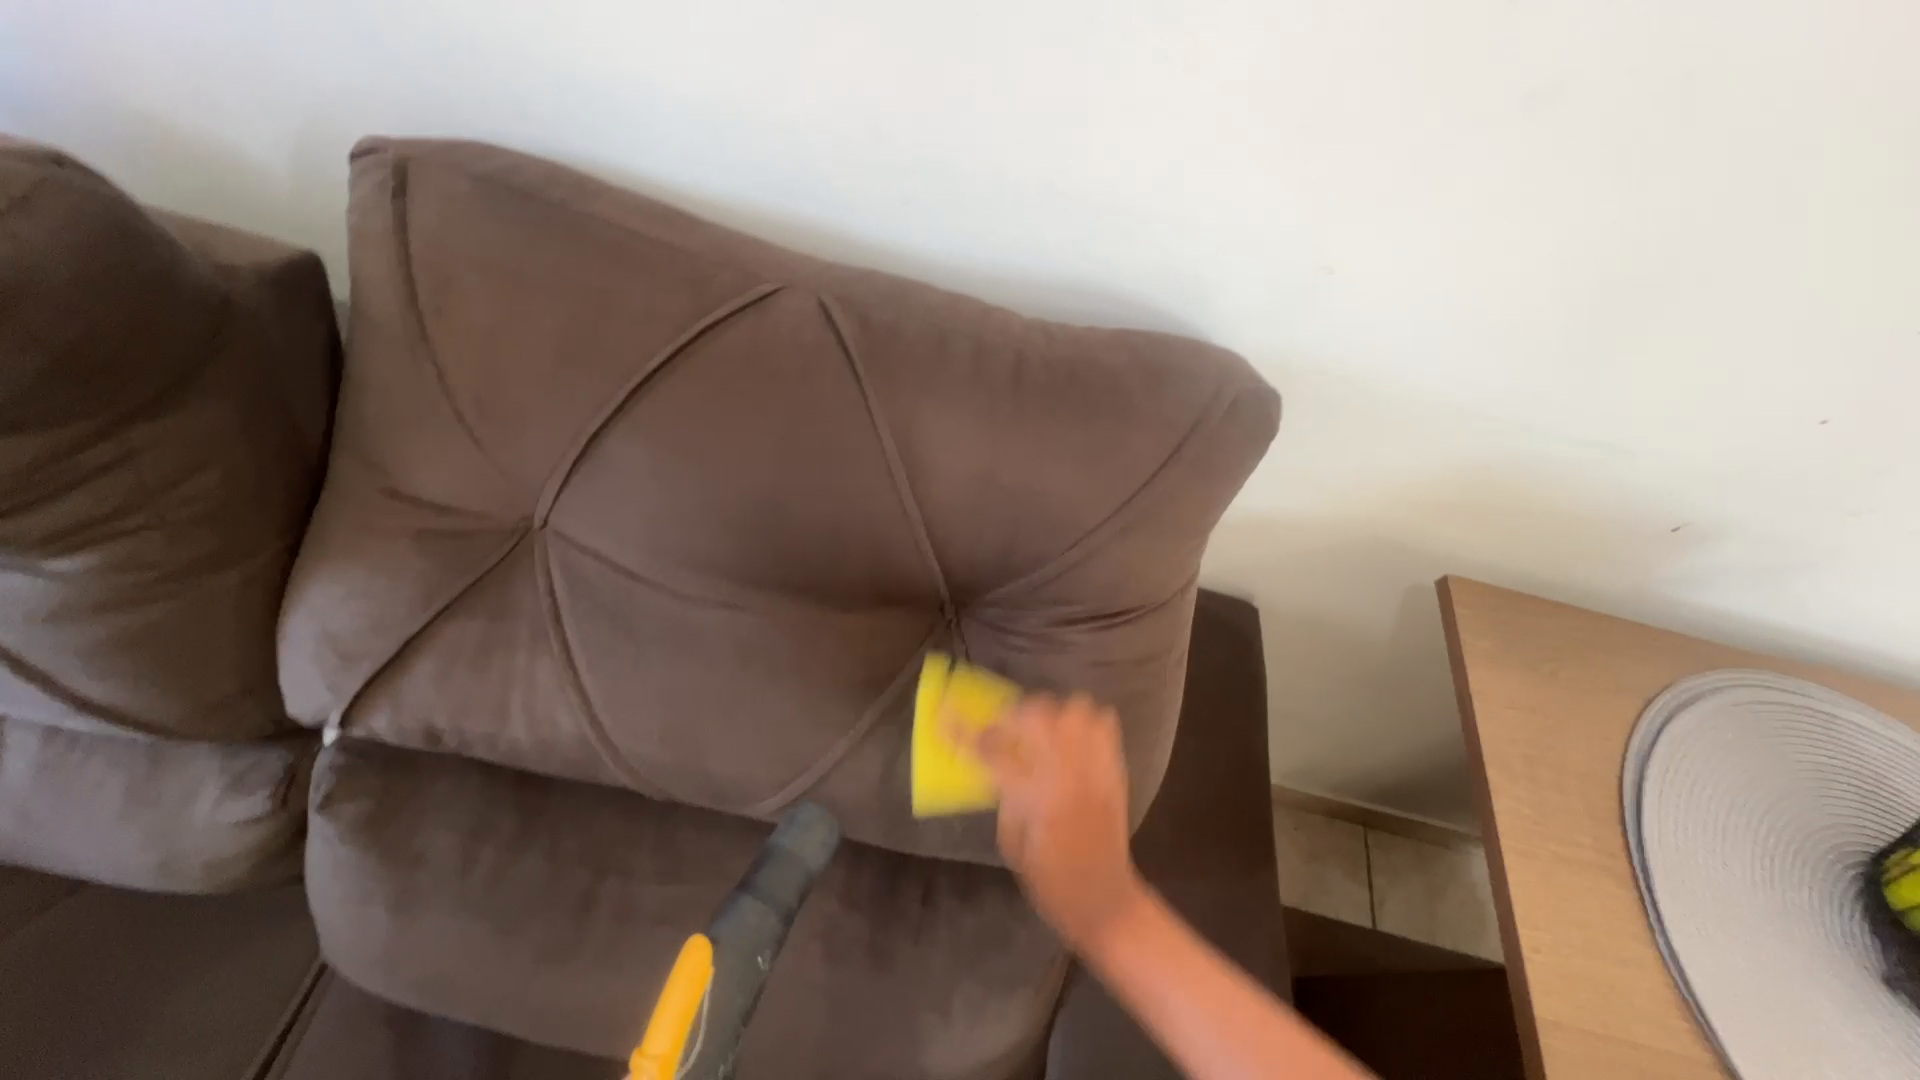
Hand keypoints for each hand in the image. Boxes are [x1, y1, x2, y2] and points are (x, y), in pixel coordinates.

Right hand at [958, 693, 1144, 951]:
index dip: (967, 732)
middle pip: (1037, 715)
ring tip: (1042, 732)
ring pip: (1074, 709)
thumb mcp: (1012, 844)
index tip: (948, 716)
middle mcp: (1068, 774)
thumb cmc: (1051, 882)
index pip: (994, 751)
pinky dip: (1085, 722)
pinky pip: (1104, 725)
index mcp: (1036, 798)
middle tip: (1004, 729)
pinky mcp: (1116, 771)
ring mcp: (1096, 768)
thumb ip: (1005, 798)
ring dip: (1053, 714)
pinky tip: (1072, 739)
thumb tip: (996, 765)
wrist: (1105, 900)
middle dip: (1013, 715)